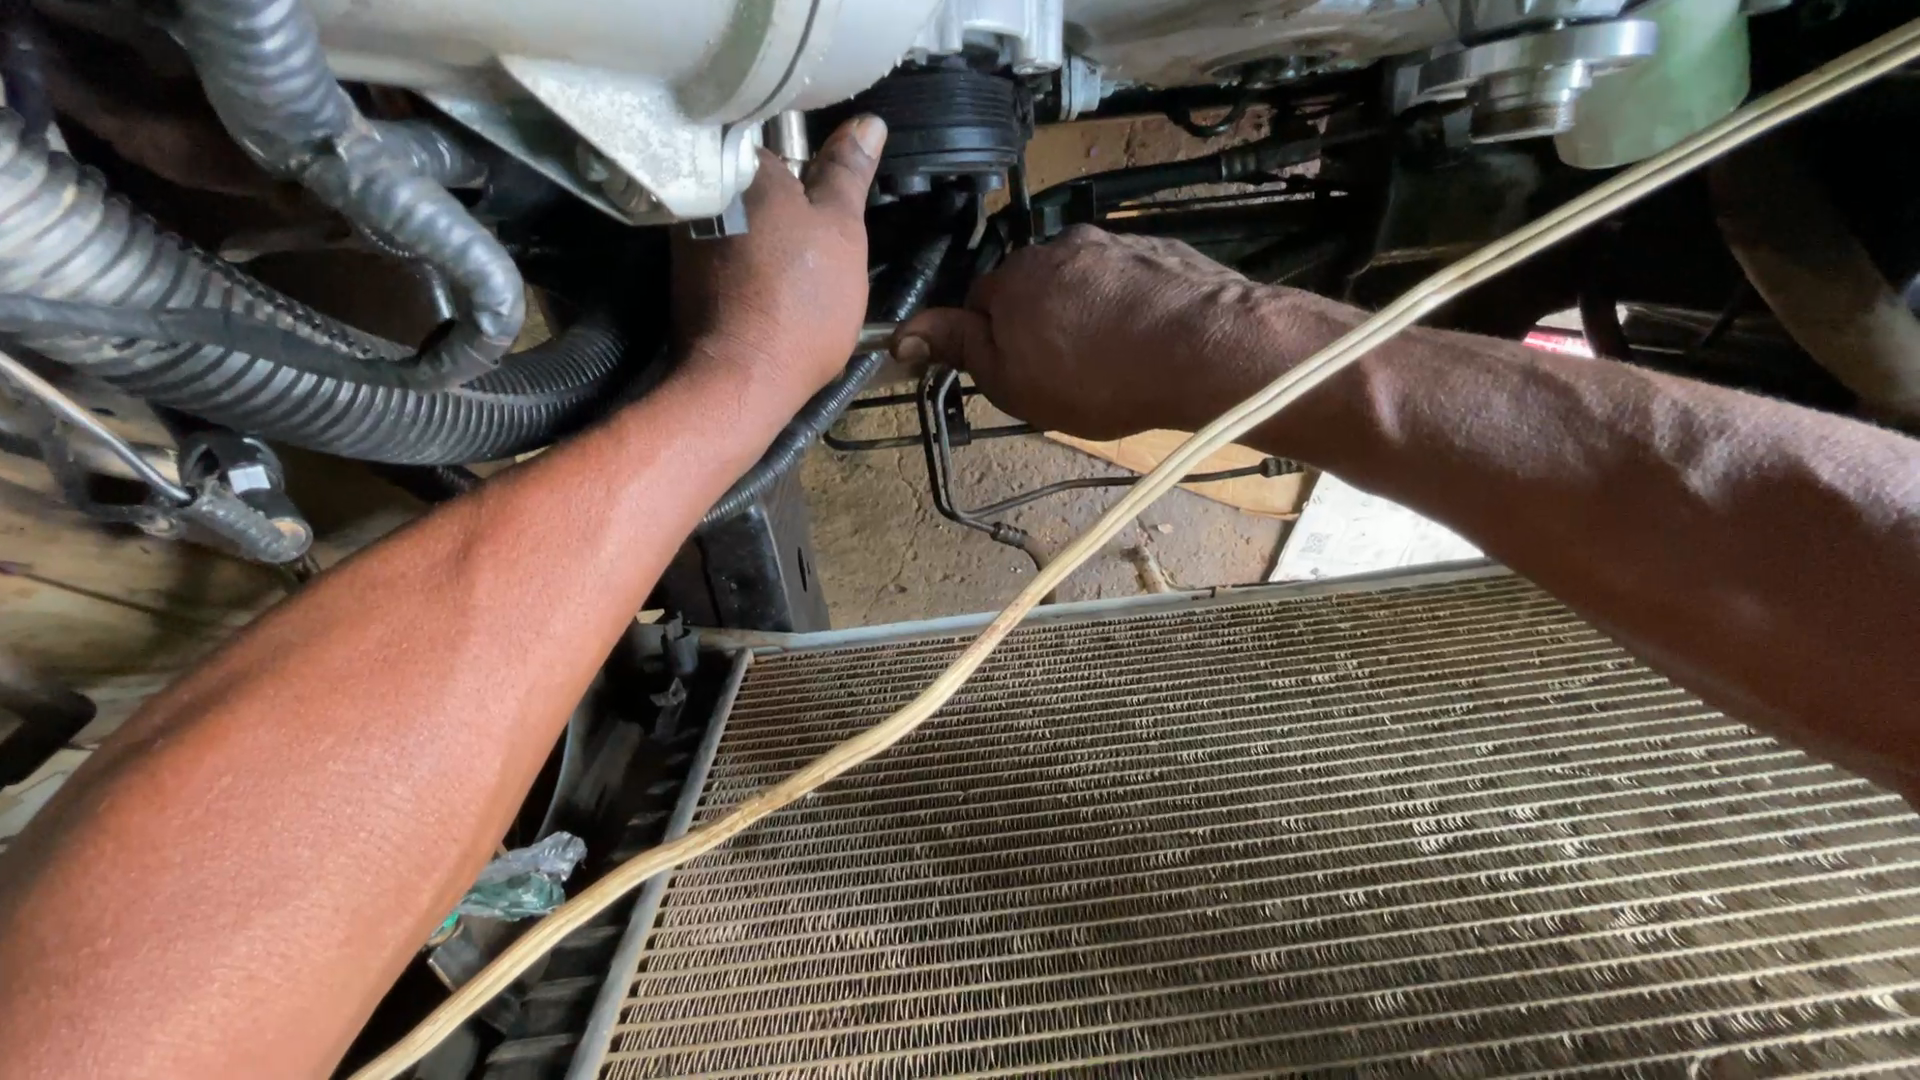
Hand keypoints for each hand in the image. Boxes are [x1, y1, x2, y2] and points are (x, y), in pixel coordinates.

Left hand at [672, 116, 886, 402]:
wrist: (743, 379)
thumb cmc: (802, 304)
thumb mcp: (843, 234)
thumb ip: (849, 175)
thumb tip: (868, 123)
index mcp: (745, 165)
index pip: (781, 143)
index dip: (810, 178)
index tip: (827, 212)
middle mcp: (704, 188)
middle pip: (755, 184)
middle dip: (785, 210)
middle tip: (815, 251)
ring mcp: (686, 233)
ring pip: (739, 221)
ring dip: (765, 240)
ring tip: (793, 277)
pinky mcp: (680, 274)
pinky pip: (723, 254)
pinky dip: (746, 268)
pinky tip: (766, 293)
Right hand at [899, 226, 1297, 439]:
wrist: (1203, 349)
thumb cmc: (1096, 376)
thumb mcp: (1012, 380)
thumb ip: (960, 348)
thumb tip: (903, 331)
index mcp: (1013, 278)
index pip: (979, 301)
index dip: (990, 338)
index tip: (1014, 370)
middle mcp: (1058, 248)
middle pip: (1031, 286)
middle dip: (1038, 320)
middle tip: (1063, 369)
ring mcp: (1113, 243)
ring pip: (1081, 280)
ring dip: (1085, 309)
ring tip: (1110, 356)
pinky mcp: (1159, 250)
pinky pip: (1127, 279)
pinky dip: (1126, 303)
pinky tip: (1144, 337)